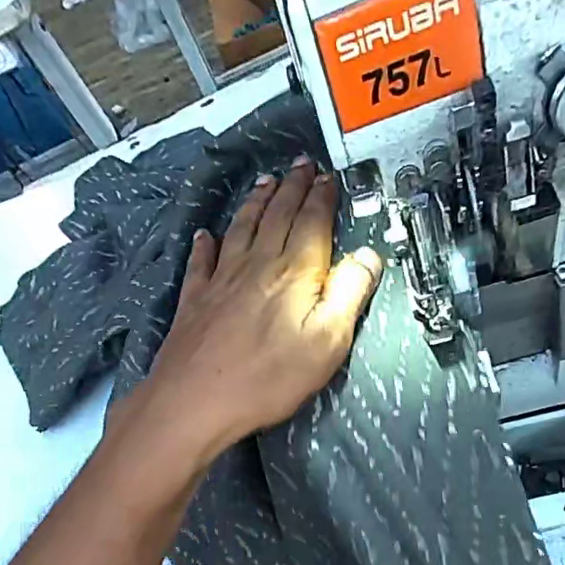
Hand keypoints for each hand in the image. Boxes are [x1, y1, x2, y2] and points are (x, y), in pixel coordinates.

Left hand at [121, 157, 383, 461]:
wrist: (195, 400)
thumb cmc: (269, 378)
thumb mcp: (327, 341)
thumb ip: (349, 294)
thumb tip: (369, 256)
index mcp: (294, 274)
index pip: (313, 223)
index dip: (322, 198)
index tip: (328, 177)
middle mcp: (257, 266)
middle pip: (278, 216)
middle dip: (293, 188)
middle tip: (301, 164)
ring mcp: (221, 280)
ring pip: (242, 228)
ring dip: (256, 203)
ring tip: (266, 183)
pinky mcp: (196, 300)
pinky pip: (203, 261)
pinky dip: (206, 244)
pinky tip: (206, 234)